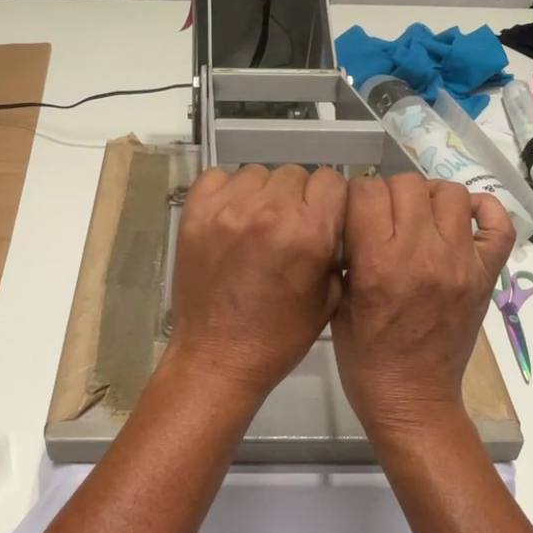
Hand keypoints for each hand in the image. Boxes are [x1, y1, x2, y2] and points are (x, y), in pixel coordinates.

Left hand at [165, 164, 346, 399]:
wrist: (218, 358)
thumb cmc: (279, 337)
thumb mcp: (329, 299)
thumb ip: (337, 249)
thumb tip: (333, 218)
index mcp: (309, 233)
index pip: (331, 180)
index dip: (330, 199)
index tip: (322, 218)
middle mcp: (269, 212)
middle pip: (294, 173)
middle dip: (297, 197)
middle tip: (287, 228)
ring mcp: (227, 211)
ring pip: (257, 173)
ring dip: (262, 193)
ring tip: (256, 224)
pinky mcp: (195, 214)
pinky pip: (217, 177)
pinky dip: (226, 191)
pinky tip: (230, 219)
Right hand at [334, 174, 514, 442]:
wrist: (412, 399)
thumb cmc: (364, 359)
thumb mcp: (337, 305)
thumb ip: (344, 257)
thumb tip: (351, 216)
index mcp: (378, 265)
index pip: (367, 192)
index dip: (355, 198)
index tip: (353, 215)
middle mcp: (422, 255)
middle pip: (408, 185)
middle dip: (389, 194)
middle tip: (383, 218)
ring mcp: (460, 264)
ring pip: (449, 194)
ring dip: (429, 199)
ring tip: (418, 219)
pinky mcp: (485, 275)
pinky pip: (498, 224)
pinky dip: (482, 212)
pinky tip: (460, 222)